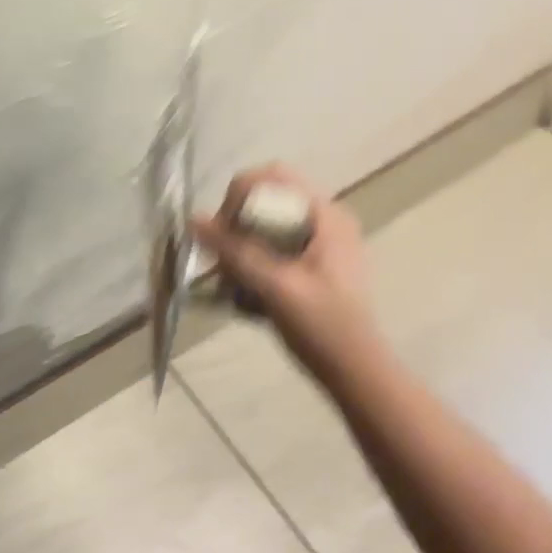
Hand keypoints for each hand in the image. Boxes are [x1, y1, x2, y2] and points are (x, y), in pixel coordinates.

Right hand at [193, 163, 385, 382]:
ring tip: (230, 277)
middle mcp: (325, 220)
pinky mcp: (312, 261)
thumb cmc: (323, 328)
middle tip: (221, 254)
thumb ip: (235, 250)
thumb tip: (193, 219)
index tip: (224, 230)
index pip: (273, 178)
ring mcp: (320, 241)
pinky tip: (245, 290)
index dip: (240, 196)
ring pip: (264, 221)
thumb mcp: (274, 287)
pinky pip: (271, 243)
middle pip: (266, 198)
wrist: (358, 374)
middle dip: (236, 222)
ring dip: (240, 243)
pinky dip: (251, 259)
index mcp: (327, 217)